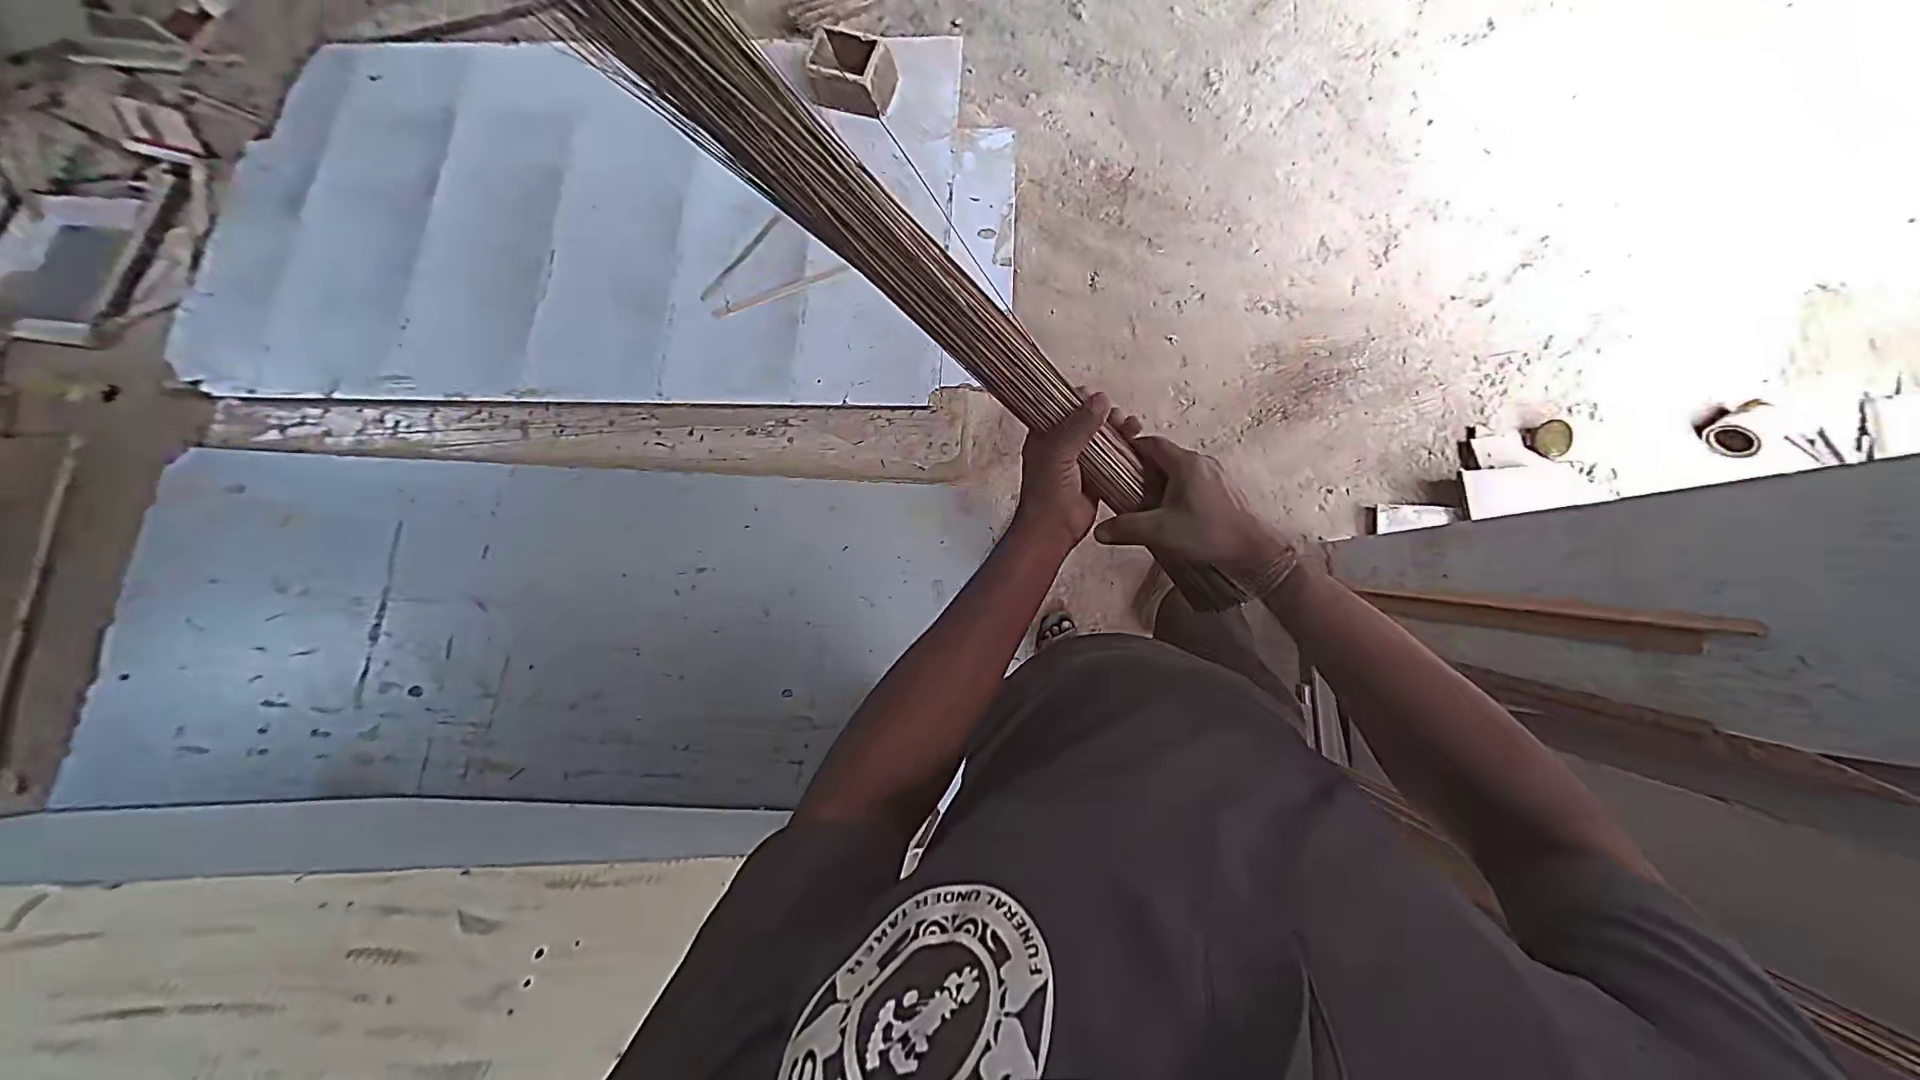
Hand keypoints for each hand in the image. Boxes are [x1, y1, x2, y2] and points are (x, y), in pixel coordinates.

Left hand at [1011, 391, 1142, 551]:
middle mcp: (1062, 448)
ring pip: (1104, 439)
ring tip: (1131, 426)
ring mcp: (1080, 464)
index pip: (1063, 409)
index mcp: (1045, 437)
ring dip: (1119, 430)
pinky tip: (1137, 444)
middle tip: (1116, 415)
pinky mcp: (1096, 479)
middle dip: (1105, 414)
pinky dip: (1126, 451)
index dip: (1080, 400)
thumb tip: (1099, 400)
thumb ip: (1078, 425)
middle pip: (1088, 422)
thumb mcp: (1058, 450)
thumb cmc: (1045, 493)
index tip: (1096, 396)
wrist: (1053, 529)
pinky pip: (1114, 460)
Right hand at [1093, 436, 1298, 591]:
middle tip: (1124, 485)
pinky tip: (1169, 514)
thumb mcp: (1159, 531)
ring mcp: (1215, 477)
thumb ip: (1126, 528)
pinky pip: (1192, 484)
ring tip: (1145, 503)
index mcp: (1186, 464)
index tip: (1115, 456)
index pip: (1151, 443)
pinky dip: (1176, 492)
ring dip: (1160, 482)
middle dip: (1142, 469)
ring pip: (1179, 471)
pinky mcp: (1222, 492)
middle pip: (1164, 457)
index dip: (1130, 447)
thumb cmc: (1212, 535)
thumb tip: (1101, 530)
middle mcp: (1202, 464)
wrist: (1253, 553)